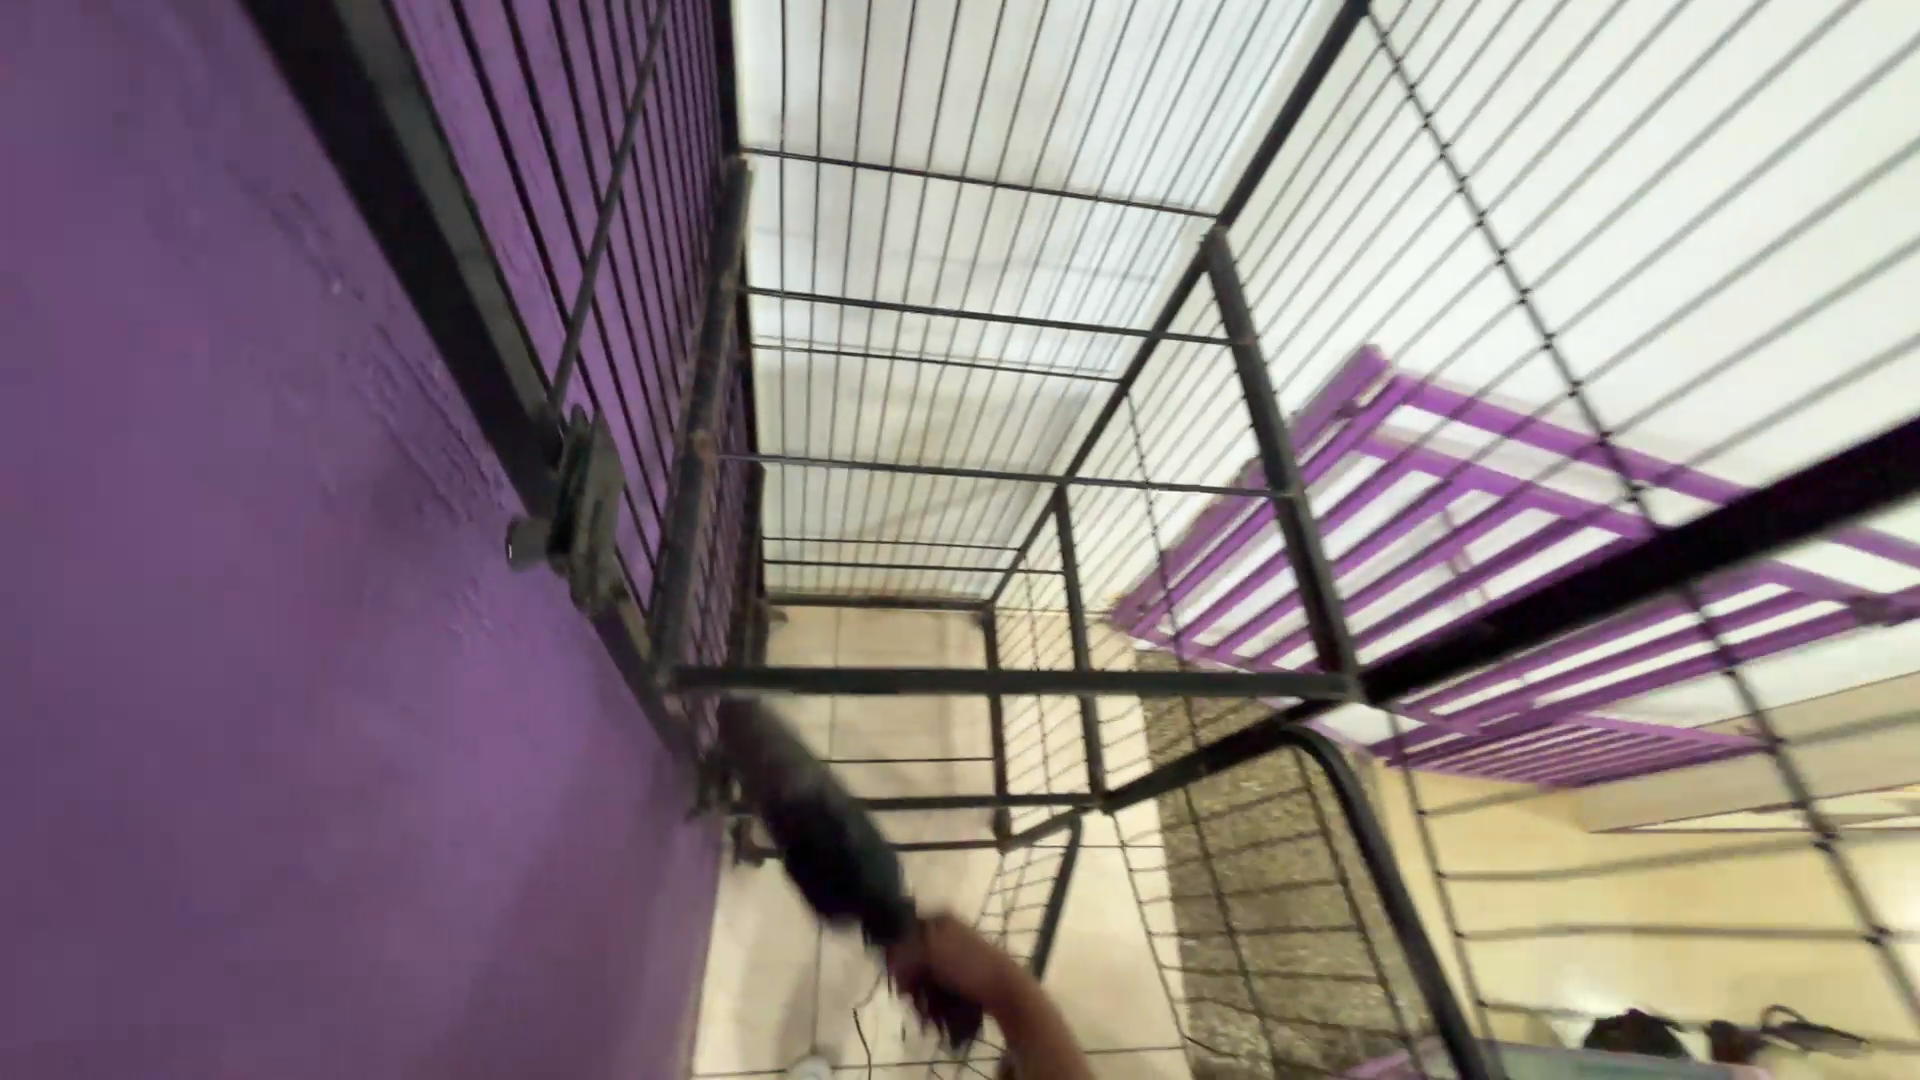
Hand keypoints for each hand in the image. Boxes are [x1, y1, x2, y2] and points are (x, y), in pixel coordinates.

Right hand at [885, 912, 1032, 1015]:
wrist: (1005, 988)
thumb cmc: (969, 964)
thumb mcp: (931, 952)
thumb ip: (905, 952)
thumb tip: (887, 959)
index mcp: (940, 919)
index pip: (905, 932)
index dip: (896, 956)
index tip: (896, 978)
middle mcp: (947, 933)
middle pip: (915, 958)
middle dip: (911, 981)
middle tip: (912, 997)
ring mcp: (957, 955)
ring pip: (927, 977)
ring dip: (922, 996)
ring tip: (927, 1010)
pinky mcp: (965, 976)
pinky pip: (941, 989)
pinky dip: (935, 1001)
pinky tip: (937, 1014)